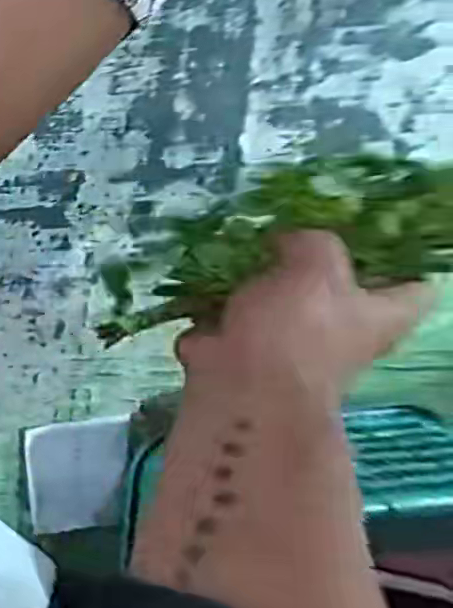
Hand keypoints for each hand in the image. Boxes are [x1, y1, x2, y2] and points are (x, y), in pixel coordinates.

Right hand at [178, 231, 436, 401]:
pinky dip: (215, 295)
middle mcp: (349, 323)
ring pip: (276, 293)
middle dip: (302, 259)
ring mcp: (293, 333)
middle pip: (333, 280)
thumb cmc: (295, 328)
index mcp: (388, 309)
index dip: (386, 251)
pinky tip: (197, 278)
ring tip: (226, 251)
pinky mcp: (245, 338)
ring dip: (250, 276)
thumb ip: (312, 243)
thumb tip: (289, 237)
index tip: (344, 230)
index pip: (410, 275)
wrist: (241, 378)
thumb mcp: (314, 271)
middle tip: (274, 235)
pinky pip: (233, 308)